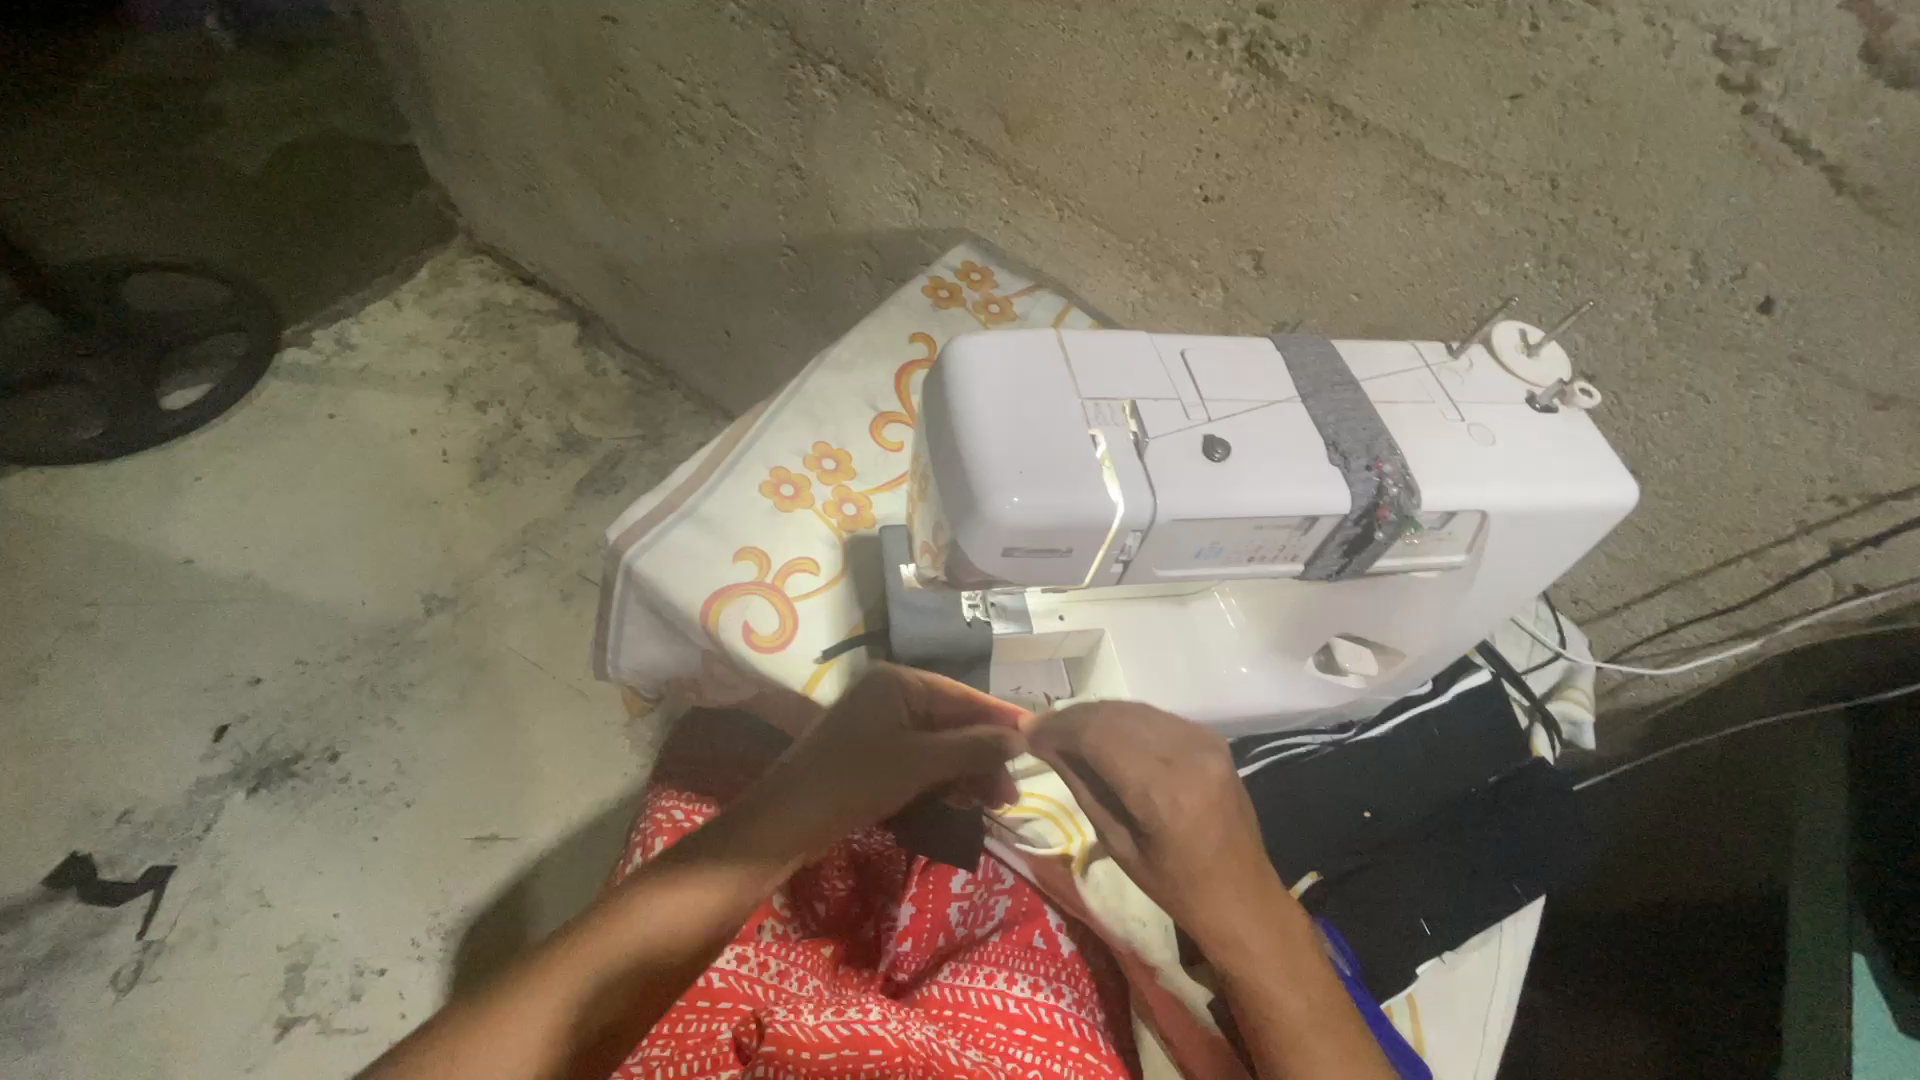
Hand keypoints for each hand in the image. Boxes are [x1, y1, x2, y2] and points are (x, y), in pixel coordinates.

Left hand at [752, 665, 1028, 850]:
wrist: (784, 823)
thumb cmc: (853, 781)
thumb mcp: (919, 764)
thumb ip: (972, 748)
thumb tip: (1021, 738)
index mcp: (898, 683)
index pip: (962, 695)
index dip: (1001, 720)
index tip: (1039, 741)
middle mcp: (890, 696)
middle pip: (953, 721)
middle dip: (984, 755)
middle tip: (1011, 793)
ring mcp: (880, 726)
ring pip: (939, 745)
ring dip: (967, 772)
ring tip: (994, 804)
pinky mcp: (874, 756)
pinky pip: (920, 761)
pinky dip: (943, 779)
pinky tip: (962, 802)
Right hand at [1025, 701, 1285, 945]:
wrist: (1241, 894)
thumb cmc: (1174, 886)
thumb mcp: (1116, 843)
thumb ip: (1081, 785)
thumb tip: (1044, 744)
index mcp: (1164, 791)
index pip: (1097, 736)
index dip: (1057, 728)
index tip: (1027, 732)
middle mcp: (1187, 753)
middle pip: (1113, 715)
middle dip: (1071, 718)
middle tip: (1039, 729)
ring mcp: (1204, 740)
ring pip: (1132, 709)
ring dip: (1094, 715)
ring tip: (1064, 730)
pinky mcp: (1211, 737)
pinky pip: (1154, 717)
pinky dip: (1121, 719)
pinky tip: (1101, 733)